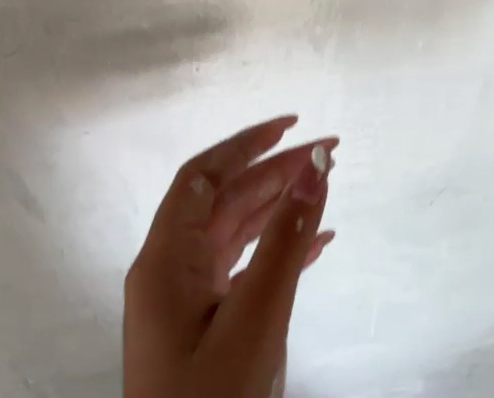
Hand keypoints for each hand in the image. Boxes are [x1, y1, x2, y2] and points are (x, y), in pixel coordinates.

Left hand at [124, 116, 335, 397]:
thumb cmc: (213, 397)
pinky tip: (317, 243)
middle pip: (222, 201)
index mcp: (164, 262)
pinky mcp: (203, 325)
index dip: (246, 143)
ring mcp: (184, 301)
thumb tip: (316, 164)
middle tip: (329, 156)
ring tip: (327, 187)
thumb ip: (286, 238)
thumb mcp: (256, 316)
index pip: (202, 177)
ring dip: (279, 208)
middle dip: (274, 172)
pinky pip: (242, 268)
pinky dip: (278, 248)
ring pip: (234, 233)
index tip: (294, 124)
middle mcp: (168, 273)